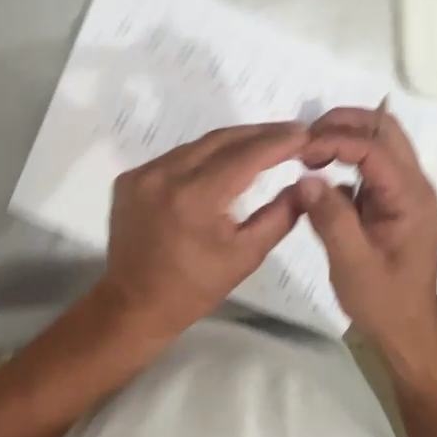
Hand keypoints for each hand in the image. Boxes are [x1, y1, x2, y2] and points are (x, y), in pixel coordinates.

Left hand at [98, 122, 307, 338]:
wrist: (134, 304)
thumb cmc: (194, 288)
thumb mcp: (245, 256)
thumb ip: (280, 216)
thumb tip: (307, 186)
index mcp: (196, 196)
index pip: (246, 155)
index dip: (278, 142)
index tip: (305, 134)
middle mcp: (165, 175)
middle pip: (221, 140)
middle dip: (259, 134)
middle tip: (291, 132)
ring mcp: (143, 174)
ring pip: (196, 146)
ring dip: (230, 143)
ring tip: (261, 144)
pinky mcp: (130, 179)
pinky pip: (174, 158)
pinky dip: (201, 157)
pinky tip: (221, 162)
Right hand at [295, 107, 436, 363]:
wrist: (407, 332)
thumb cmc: (383, 302)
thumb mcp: (352, 265)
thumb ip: (330, 218)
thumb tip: (305, 178)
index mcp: (410, 198)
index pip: (373, 148)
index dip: (335, 141)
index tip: (299, 154)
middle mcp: (414, 187)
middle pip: (384, 129)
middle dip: (343, 125)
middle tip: (303, 142)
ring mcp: (405, 193)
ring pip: (380, 142)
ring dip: (345, 138)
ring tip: (307, 154)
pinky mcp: (392, 203)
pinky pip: (371, 166)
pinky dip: (346, 160)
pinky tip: (320, 178)